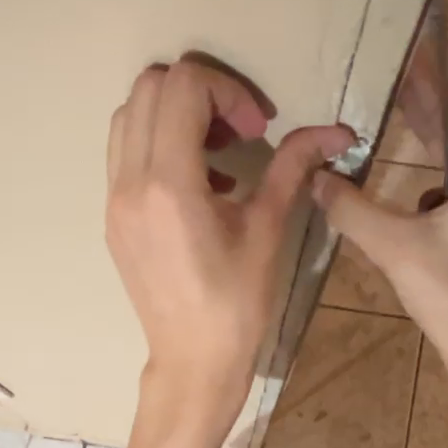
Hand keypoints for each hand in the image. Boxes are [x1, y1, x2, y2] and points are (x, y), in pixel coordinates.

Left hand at [106, 58, 355, 421]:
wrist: (193, 362)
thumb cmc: (236, 306)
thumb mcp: (267, 231)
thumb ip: (292, 168)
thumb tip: (334, 132)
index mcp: (169, 185)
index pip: (184, 86)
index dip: (229, 91)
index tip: (258, 130)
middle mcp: (130, 184)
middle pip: (149, 87)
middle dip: (200, 94)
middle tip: (238, 132)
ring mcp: (114, 202)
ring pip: (129, 117)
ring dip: (174, 116)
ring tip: (217, 155)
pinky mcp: (113, 220)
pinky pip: (124, 155)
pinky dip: (157, 146)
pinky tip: (197, 184)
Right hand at [310, 94, 447, 424]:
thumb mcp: (395, 247)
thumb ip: (353, 208)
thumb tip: (316, 178)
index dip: (418, 90)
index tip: (393, 67)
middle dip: (418, 121)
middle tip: (382, 93)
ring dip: (423, 165)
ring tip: (384, 146)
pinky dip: (434, 198)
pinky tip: (410, 214)